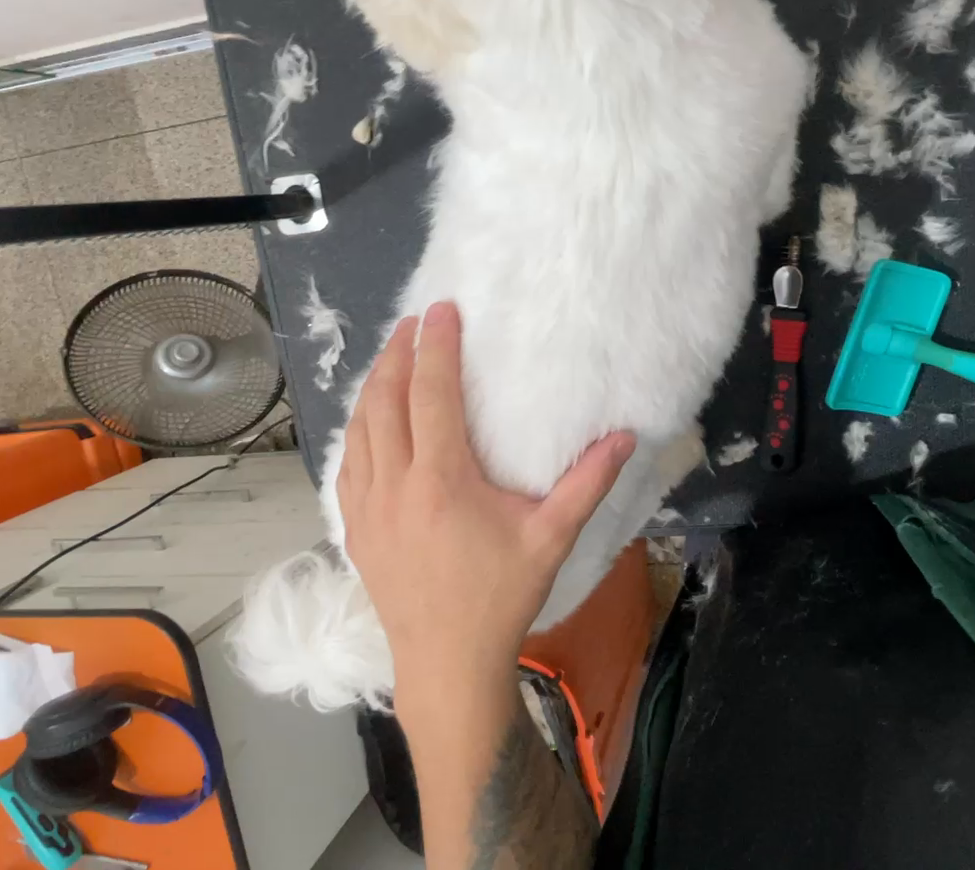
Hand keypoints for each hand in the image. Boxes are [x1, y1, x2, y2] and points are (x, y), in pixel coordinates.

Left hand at [336, 301, 635, 710]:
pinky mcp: (355, 529)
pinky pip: (348, 463)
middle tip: (414, 323)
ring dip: (374, 387)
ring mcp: (366, 509)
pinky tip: (372, 423)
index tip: (441, 310)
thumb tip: (626, 436)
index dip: (436, 347)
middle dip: (397, 354)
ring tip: (393, 359)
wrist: (447, 663)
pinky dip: (359, 429)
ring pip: (358, 429)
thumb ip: (588, 483)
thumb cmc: (501, 597)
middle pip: (384, 401)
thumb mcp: (552, 538)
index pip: (432, 395)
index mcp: (441, 480)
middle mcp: (394, 485)